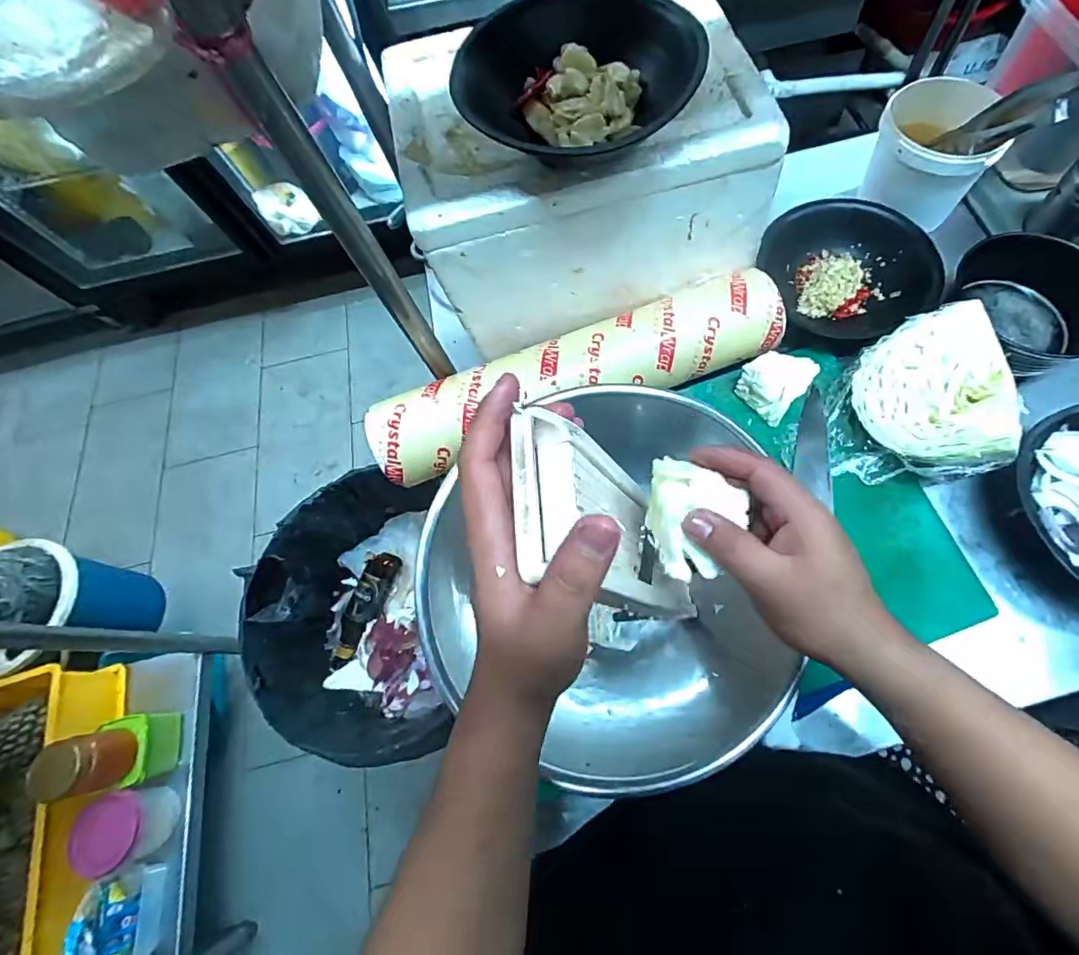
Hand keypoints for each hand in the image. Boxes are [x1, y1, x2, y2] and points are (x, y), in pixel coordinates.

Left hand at [459, 374, 620, 714]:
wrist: (518, 691)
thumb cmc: (529, 658)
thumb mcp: (554, 621)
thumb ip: (573, 576)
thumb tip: (601, 519)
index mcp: (490, 536)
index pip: (478, 465)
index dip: (489, 421)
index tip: (511, 387)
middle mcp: (496, 528)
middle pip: (496, 461)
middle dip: (518, 422)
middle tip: (561, 404)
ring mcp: (512, 538)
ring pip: (515, 476)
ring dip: (535, 443)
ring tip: (572, 423)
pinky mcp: (529, 548)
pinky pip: (536, 497)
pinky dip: (551, 471)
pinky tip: (579, 471)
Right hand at [681, 446, 911, 668]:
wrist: (862, 648)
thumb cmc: (818, 611)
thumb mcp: (766, 579)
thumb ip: (728, 545)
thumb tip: (691, 516)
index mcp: (801, 510)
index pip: (760, 470)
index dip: (723, 459)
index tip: (689, 458)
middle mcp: (803, 515)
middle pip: (758, 485)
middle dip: (720, 480)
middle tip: (683, 485)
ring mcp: (802, 534)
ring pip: (758, 509)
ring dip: (726, 507)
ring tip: (691, 511)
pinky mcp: (798, 553)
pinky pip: (762, 531)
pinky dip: (737, 530)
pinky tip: (716, 542)